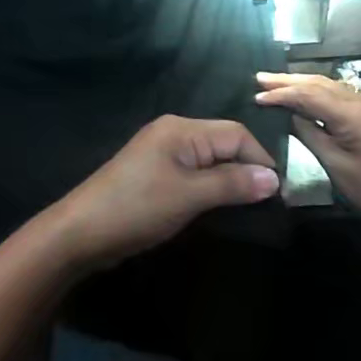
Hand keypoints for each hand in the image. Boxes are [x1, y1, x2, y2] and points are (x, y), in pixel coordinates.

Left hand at [46, 116, 279, 266]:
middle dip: (247, 170)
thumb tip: (273, 178)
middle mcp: (173, 133)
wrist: (82, 231)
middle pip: (223, 143)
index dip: (260, 160)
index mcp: (181, 129)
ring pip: (210, 160)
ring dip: (230, 181)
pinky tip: (220, 208)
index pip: (235, 133)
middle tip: (268, 206)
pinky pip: (194, 174)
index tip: (278, 196)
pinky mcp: (155, 175)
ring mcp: (162, 154)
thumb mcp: (189, 196)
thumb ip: (232, 183)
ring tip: (250, 210)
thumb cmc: (137, 207)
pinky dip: (211, 188)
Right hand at [254, 72, 360, 238]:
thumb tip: (289, 113)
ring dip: (305, 84)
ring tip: (276, 83)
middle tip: (261, 78)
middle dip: (290, 81)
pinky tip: (305, 95)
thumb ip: (308, 132)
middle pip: (323, 84)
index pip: (312, 95)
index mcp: (359, 117)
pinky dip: (321, 94)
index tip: (258, 96)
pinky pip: (345, 97)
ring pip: (334, 87)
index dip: (283, 94)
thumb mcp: (332, 164)